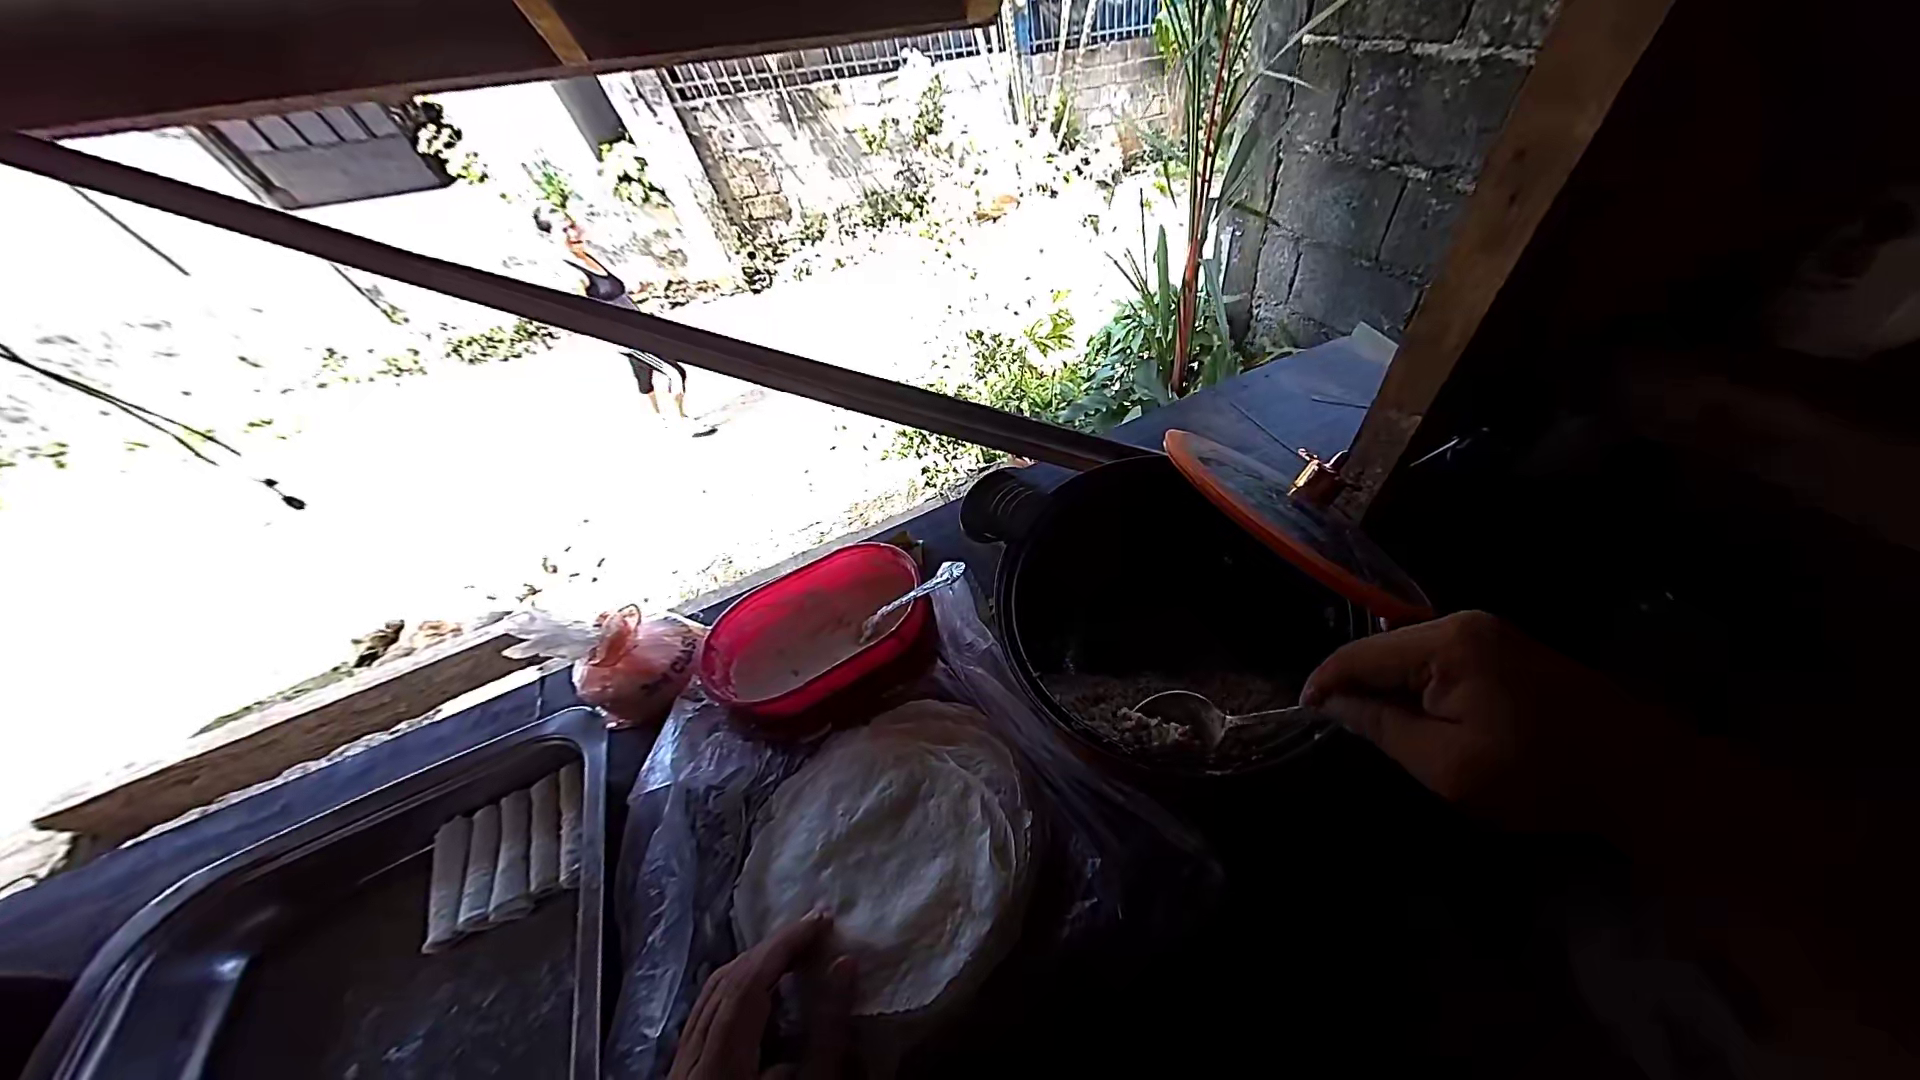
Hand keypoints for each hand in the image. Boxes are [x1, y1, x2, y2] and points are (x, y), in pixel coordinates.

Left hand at [670, 913, 855, 1079]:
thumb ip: (828, 1031)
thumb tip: (845, 964)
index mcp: (718, 1067)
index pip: (747, 982)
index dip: (784, 944)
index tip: (821, 920)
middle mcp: (689, 1063)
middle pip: (725, 982)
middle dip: (771, 949)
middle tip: (813, 930)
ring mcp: (680, 1071)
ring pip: (710, 996)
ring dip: (753, 966)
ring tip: (794, 951)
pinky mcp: (682, 1079)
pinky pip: (706, 1017)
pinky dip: (737, 991)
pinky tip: (766, 992)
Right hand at [1301, 611, 1671, 828]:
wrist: (1656, 780)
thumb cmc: (1545, 778)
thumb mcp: (1447, 766)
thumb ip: (1380, 727)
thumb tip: (1331, 702)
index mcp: (1447, 644)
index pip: (1358, 655)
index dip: (1324, 682)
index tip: (1303, 710)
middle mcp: (1461, 622)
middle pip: (1379, 649)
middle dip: (1353, 684)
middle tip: (1337, 722)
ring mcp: (1484, 629)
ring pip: (1402, 652)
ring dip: (1382, 684)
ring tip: (1368, 719)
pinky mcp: (1499, 643)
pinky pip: (1431, 657)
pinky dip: (1411, 682)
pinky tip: (1410, 709)